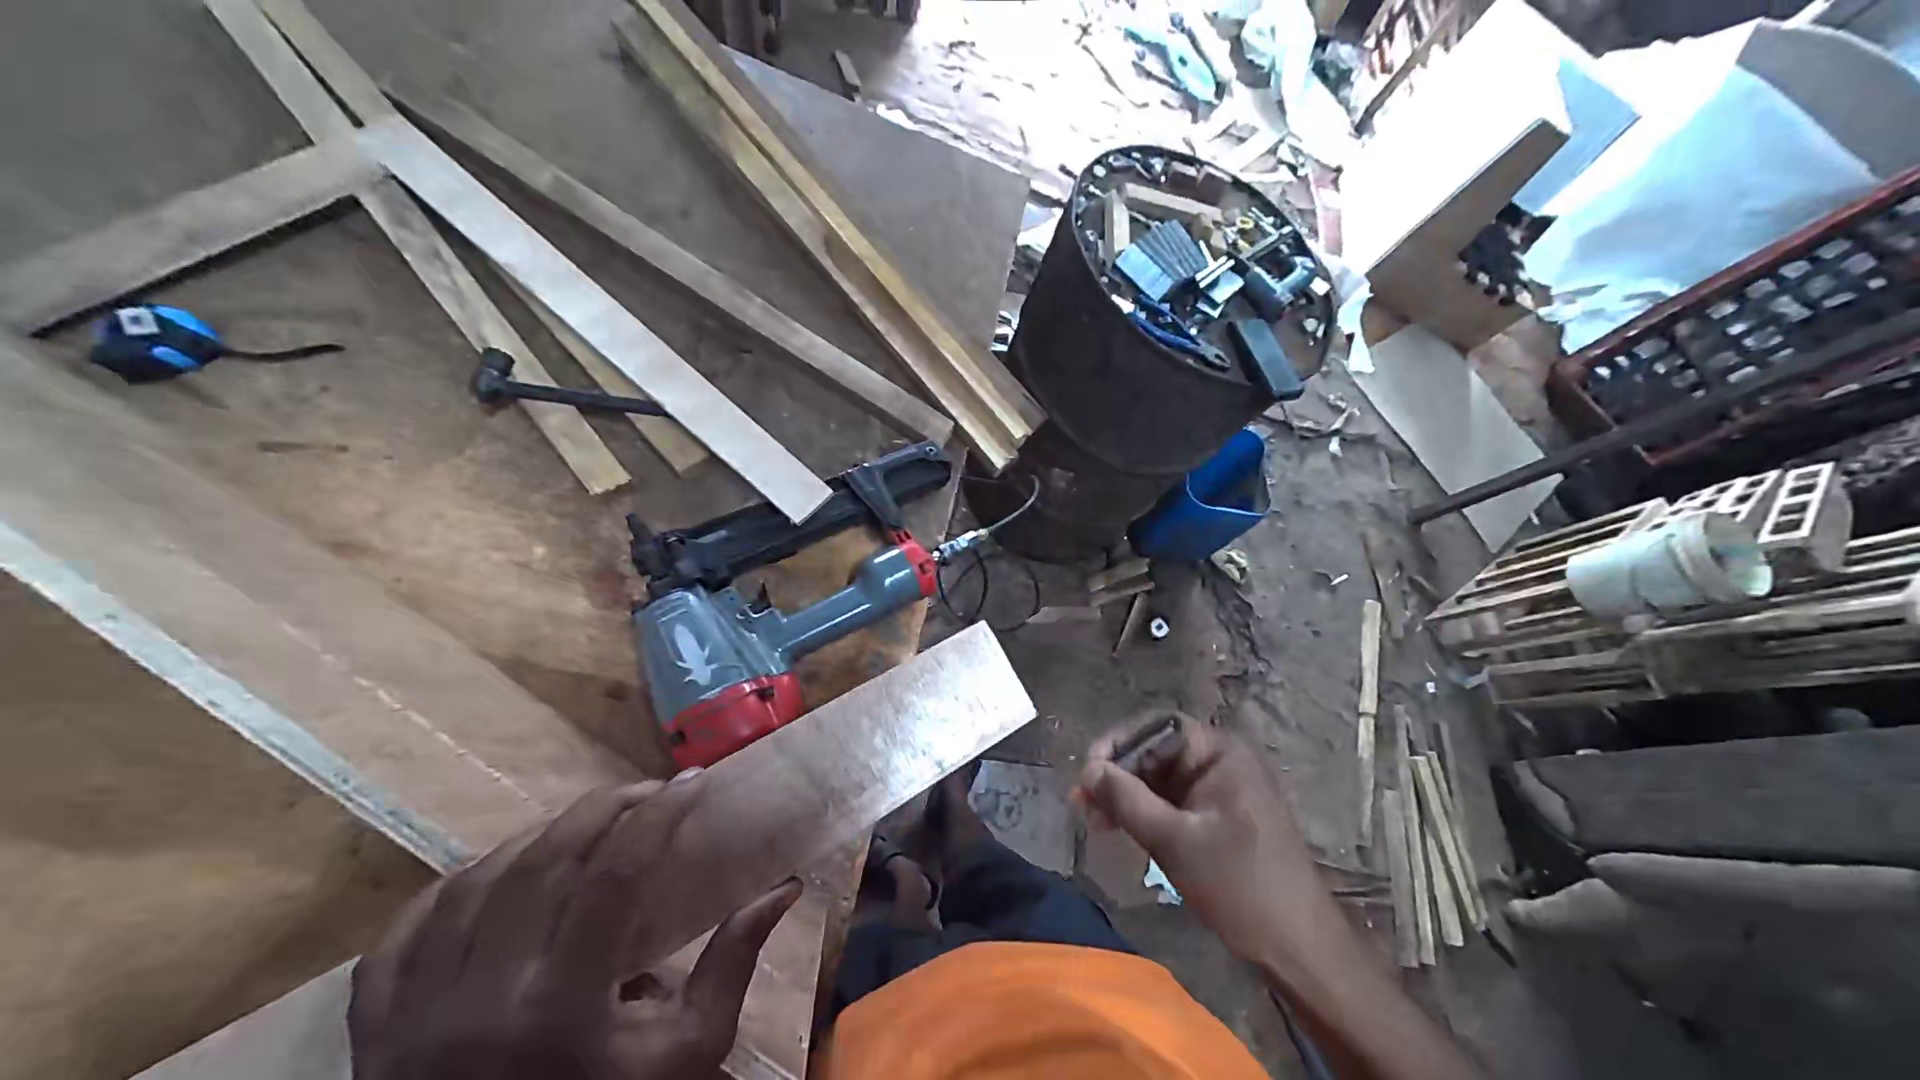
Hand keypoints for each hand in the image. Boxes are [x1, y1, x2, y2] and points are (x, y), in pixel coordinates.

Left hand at [349, 776, 801, 1079]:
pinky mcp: (376, 1036)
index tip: (691, 783)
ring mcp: (415, 1017)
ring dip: (535, 839)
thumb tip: (783, 888)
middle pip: (542, 863)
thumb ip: (732, 964)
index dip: (658, 817)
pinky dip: (450, 889)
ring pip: (474, 884)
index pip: (614, 877)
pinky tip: (491, 873)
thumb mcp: (687, 1054)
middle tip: (644, 791)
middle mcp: (480, 1001)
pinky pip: (403, 936)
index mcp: (562, 1009)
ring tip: (581, 825)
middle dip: (601, 808)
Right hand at [1075, 719, 1325, 968]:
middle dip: (1118, 775)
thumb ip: (1126, 799)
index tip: (1088, 771)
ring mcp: (1223, 790)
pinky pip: (1174, 802)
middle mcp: (1223, 761)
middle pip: (1157, 752)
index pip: (1158, 727)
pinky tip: (1121, 829)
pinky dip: (1146, 813)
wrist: (1298, 948)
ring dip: (1127, 796)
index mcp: (1221, 752)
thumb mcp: (1173, 840)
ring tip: (1095, 822)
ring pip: (1161, 779)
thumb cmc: (1239, 885)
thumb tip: (1087, 769)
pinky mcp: (1220, 818)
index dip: (1118, 743)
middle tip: (1082, 803)